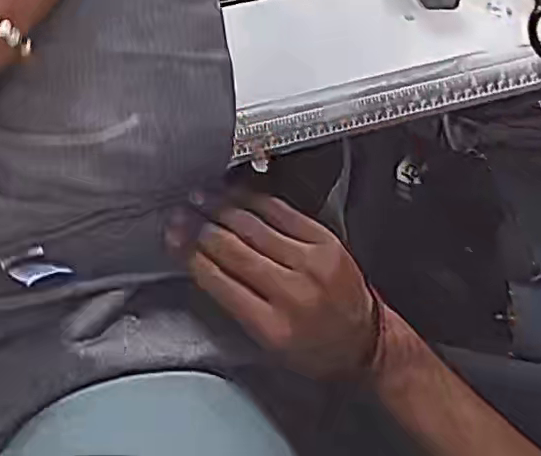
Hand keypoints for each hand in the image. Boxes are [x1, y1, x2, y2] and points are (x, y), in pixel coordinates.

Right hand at [171, 190, 382, 380]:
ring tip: (198, 197)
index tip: (172, 238)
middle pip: (232, 248)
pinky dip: (251, 199)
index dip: (189, 254)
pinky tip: (234, 192)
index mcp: (273, 328)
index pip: (219, 281)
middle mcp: (292, 293)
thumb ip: (234, 302)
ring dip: (219, 207)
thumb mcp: (269, 343)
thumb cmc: (314, 348)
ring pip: (252, 225)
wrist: (368, 343)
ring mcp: (311, 263)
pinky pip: (279, 210)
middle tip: (178, 213)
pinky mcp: (324, 240)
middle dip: (198, 227)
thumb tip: (196, 258)